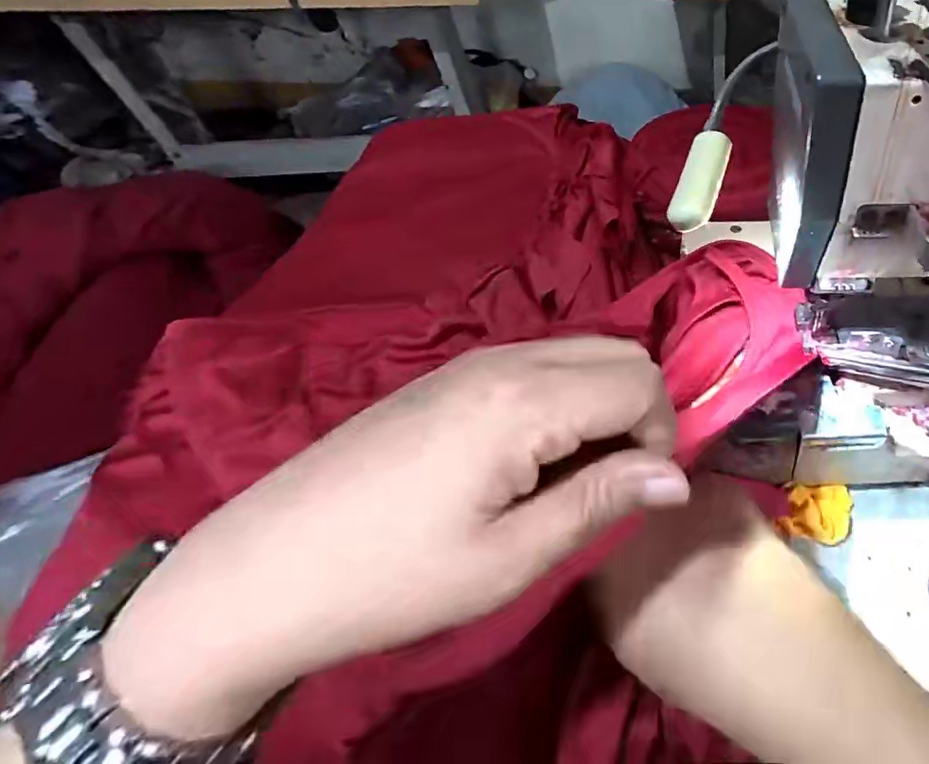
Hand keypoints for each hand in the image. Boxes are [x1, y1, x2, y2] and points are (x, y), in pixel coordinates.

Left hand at [97, 337, 690, 739]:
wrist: (249, 577)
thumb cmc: (389, 578)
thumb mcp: (509, 559)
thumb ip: (603, 501)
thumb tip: (679, 477)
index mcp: (526, 400)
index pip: (643, 384)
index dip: (660, 435)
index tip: (634, 488)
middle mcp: (510, 358)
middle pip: (626, 354)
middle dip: (642, 409)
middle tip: (611, 475)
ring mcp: (478, 357)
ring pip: (590, 350)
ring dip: (608, 398)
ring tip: (573, 465)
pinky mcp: (455, 369)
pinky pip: (549, 358)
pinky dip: (572, 391)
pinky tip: (533, 448)